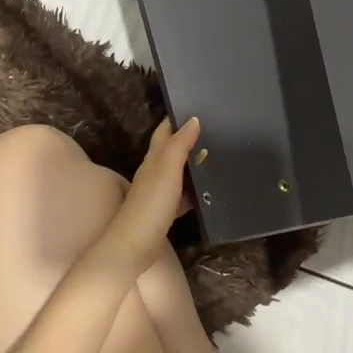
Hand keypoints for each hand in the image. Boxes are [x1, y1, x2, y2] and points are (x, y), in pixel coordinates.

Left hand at [84, 117, 200, 279]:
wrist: (136, 245)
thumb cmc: (151, 204)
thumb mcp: (167, 169)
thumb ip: (179, 144)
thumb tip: (192, 119)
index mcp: (153, 159)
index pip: (164, 131)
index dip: (177, 118)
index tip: (197, 107)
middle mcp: (153, 172)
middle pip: (171, 150)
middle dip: (188, 139)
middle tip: (214, 132)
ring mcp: (158, 193)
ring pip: (177, 172)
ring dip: (193, 165)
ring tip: (217, 158)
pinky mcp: (164, 212)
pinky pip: (182, 195)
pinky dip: (194, 191)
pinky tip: (208, 193)